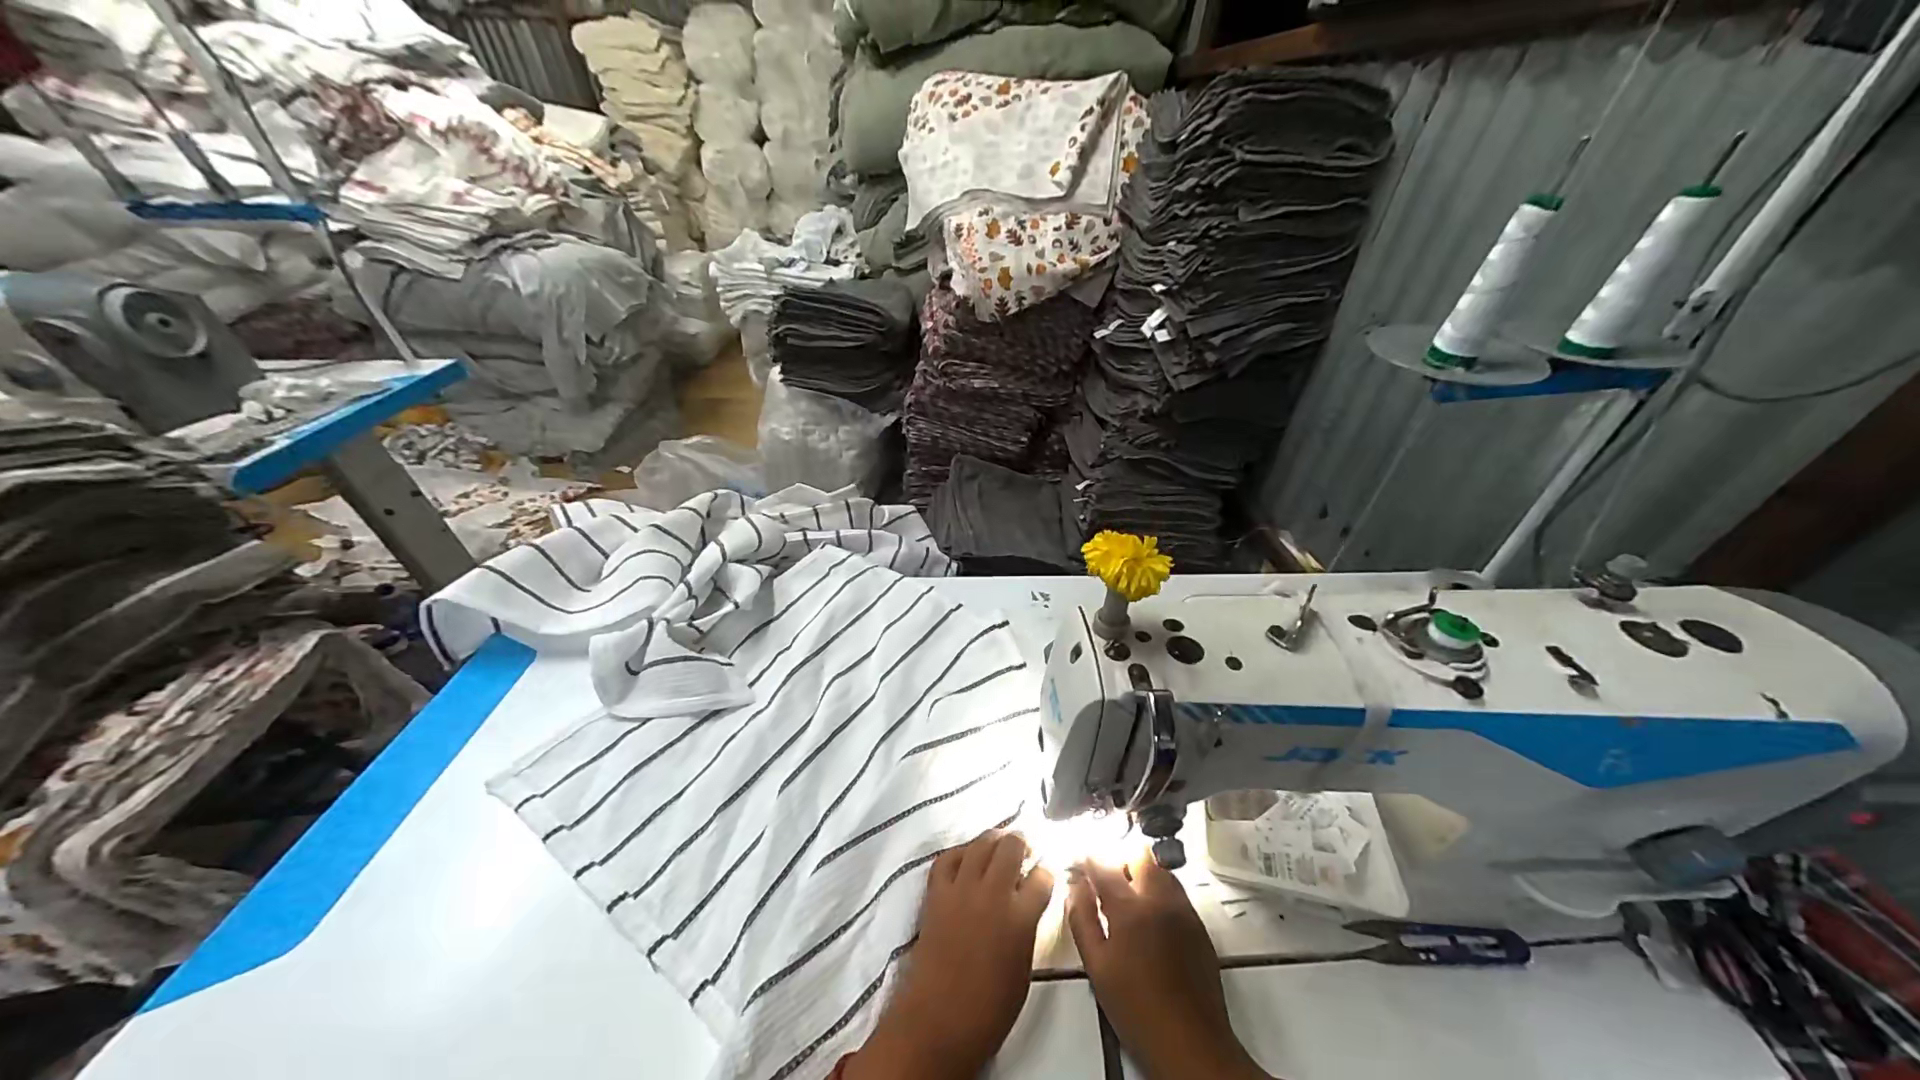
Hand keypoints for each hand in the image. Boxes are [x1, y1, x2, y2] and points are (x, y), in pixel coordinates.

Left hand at [846, 831, 1053, 1079]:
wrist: (938, 1021)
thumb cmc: (989, 1008)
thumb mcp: (1024, 967)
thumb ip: (1027, 927)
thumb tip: (1027, 904)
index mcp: (1020, 917)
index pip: (1043, 876)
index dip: (1047, 870)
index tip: (1046, 870)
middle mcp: (992, 894)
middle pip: (1012, 846)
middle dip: (1023, 843)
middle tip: (1026, 849)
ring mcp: (961, 889)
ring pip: (981, 843)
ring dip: (995, 840)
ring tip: (1001, 844)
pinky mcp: (936, 893)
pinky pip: (948, 857)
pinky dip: (961, 852)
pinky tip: (968, 857)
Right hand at [1067, 853, 1270, 1079]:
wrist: (1191, 1044)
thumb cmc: (1136, 1009)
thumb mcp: (1096, 966)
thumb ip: (1082, 918)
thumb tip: (1075, 886)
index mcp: (1130, 909)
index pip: (1104, 865)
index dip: (1087, 859)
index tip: (1077, 864)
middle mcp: (1160, 900)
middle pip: (1140, 856)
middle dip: (1119, 860)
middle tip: (1105, 881)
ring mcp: (1184, 911)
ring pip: (1162, 871)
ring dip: (1142, 873)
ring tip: (1126, 899)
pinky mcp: (1200, 927)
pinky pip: (1177, 893)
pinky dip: (1160, 892)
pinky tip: (1150, 920)